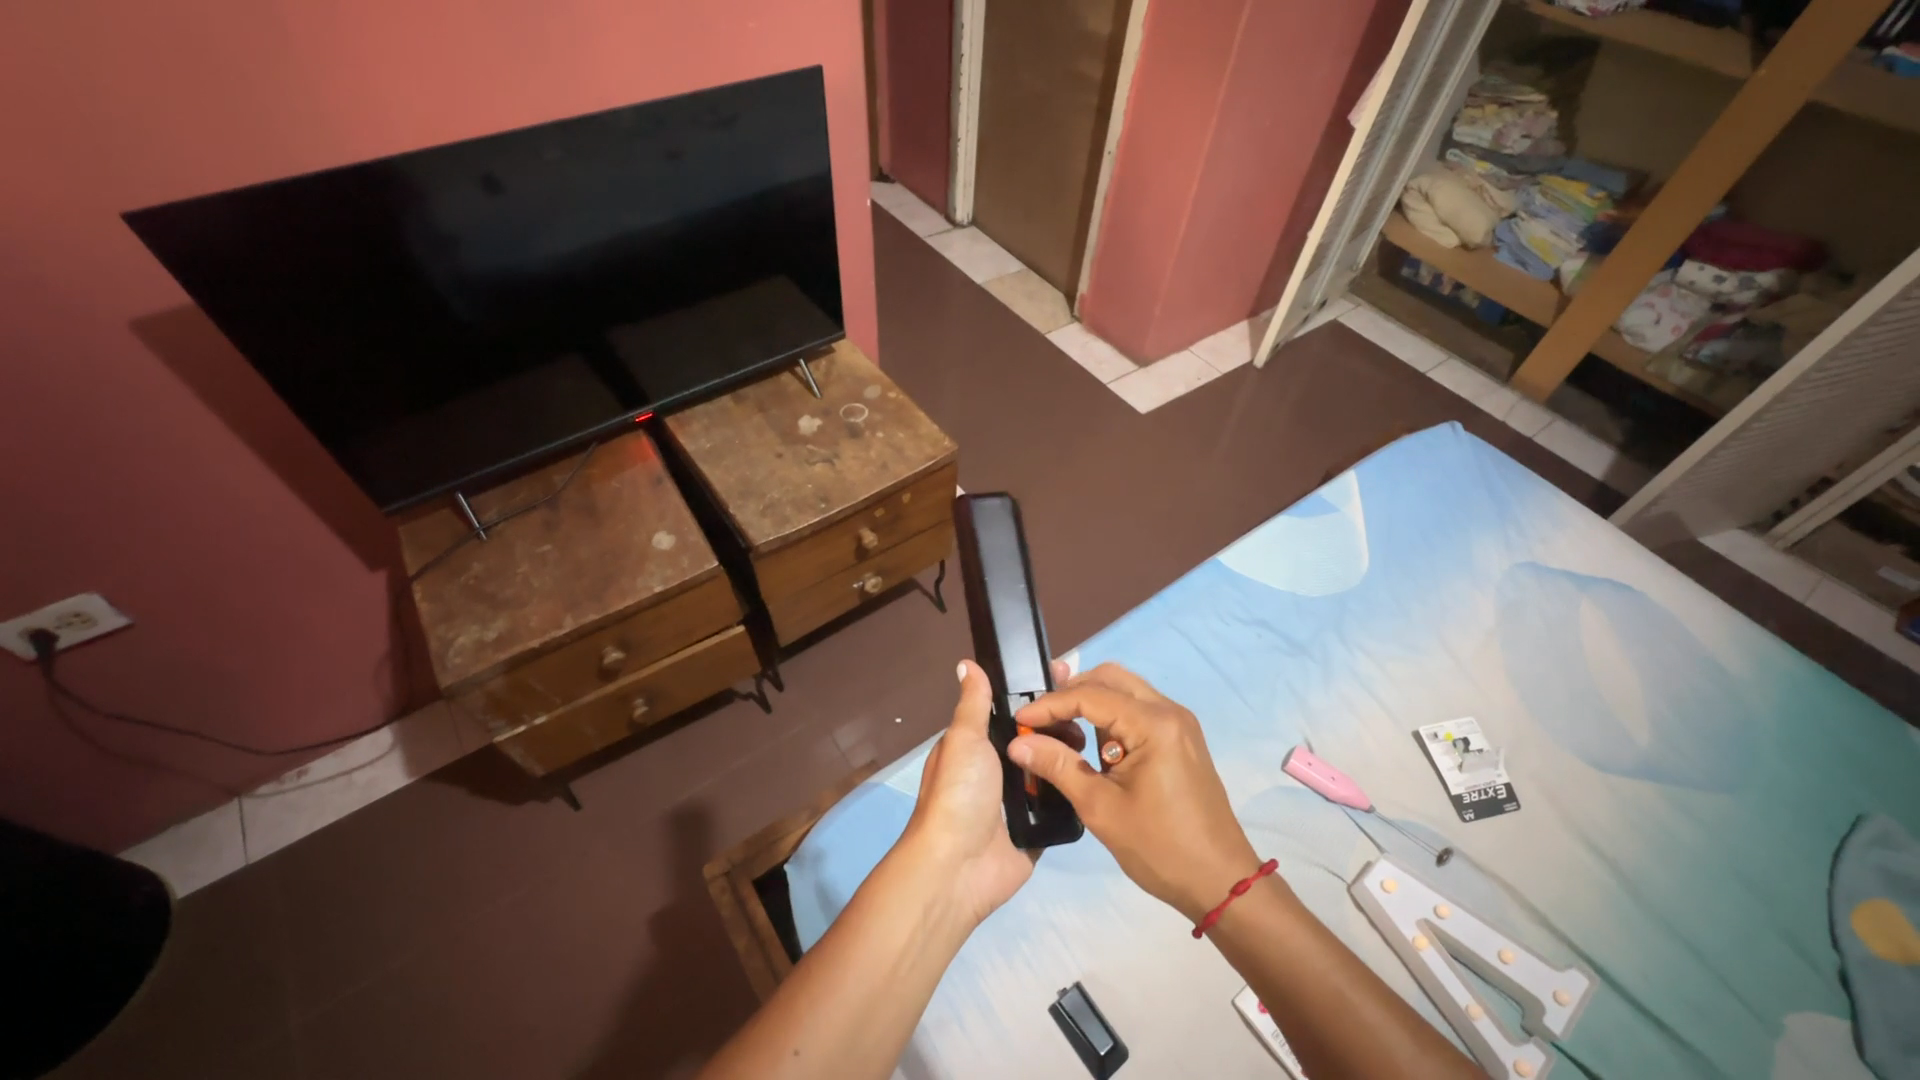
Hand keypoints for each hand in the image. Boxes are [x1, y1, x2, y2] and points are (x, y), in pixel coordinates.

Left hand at [902, 660, 1083, 926]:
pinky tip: (1104, 774)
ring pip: (1055, 768)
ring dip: (1074, 756)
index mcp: (980, 745)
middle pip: (1039, 737)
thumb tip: (966, 663)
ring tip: (1104, 738)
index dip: (1040, 691)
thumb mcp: (963, 740)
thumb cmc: (958, 794)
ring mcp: (1021, 800)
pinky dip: (1076, 792)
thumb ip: (973, 703)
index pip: (1016, 709)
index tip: (1070, 671)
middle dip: (1064, 723)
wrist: (958, 866)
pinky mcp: (1038, 828)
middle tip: (1095, 707)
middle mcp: (1001, 768)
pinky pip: (1063, 805)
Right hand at [1009, 664, 1259, 922]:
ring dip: (1091, 704)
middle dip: (1071, 693)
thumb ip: (1058, 766)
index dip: (1050, 705)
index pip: (1090, 696)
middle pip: (1110, 679)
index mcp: (1154, 724)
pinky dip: (1110, 719)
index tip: (1018, 719)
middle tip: (1040, 719)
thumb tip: (1017, 742)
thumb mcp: (1100, 808)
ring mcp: (1179, 724)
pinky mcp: (1180, 740)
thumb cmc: (1159, 847)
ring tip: (1060, 732)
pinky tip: (1090, 745)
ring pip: (1125, 692)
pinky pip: (1138, 711)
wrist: (1220, 881)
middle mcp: (1169, 711)